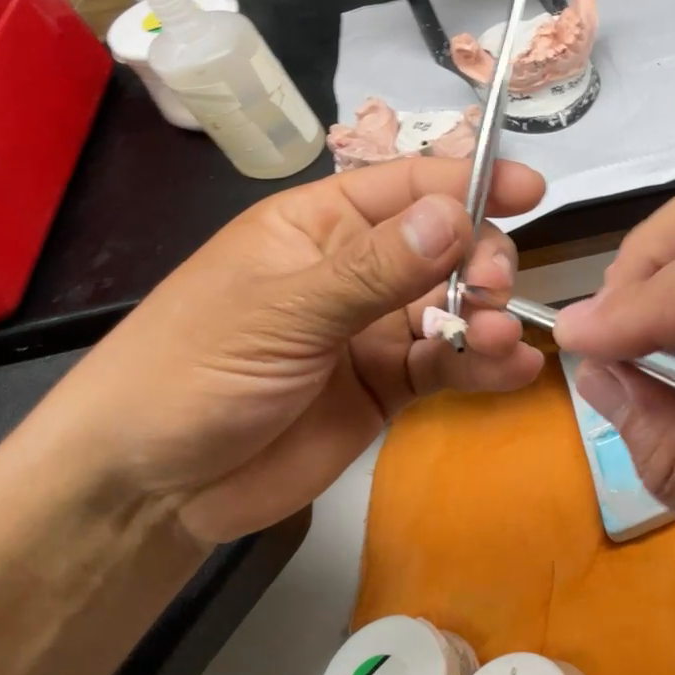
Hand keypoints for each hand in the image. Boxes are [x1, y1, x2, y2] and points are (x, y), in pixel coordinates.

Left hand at [33, 158, 547, 546]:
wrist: (146, 493)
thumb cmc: (187, 374)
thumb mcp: (279, 312)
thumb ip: (374, 269)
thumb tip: (455, 215)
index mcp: (320, 226)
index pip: (407, 186)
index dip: (469, 181)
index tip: (529, 190)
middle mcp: (359, 270)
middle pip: (448, 246)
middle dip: (482, 260)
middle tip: (492, 289)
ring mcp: (378, 329)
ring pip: (457, 307)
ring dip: (489, 318)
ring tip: (500, 340)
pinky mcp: (391, 384)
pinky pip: (451, 365)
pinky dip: (486, 366)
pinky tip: (514, 372)